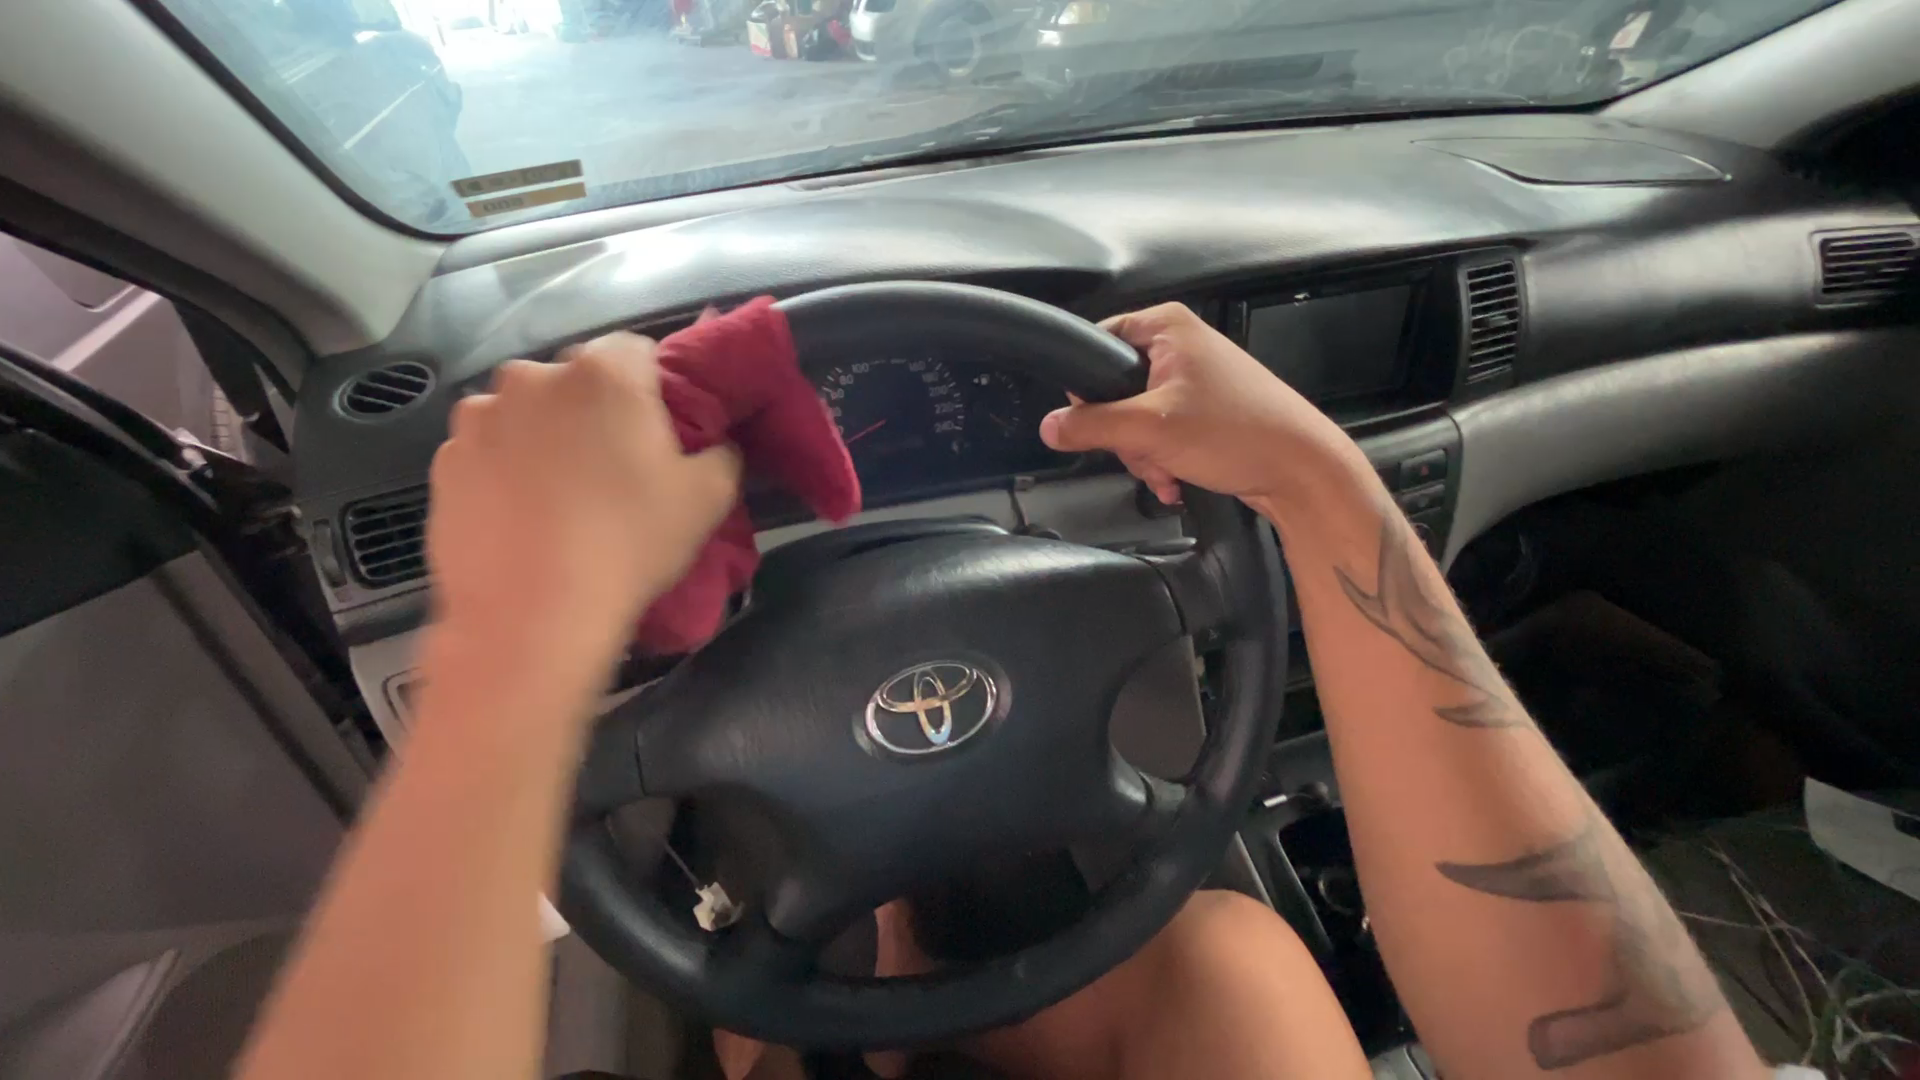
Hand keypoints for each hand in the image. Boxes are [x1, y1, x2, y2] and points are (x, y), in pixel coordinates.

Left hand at [427, 332, 740, 670]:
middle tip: (615, 468)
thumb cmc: (631, 542)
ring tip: (562, 496)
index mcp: (604, 373)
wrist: (532, 615)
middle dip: (596, 410)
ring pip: (527, 413)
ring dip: (546, 436)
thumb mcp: (710, 498)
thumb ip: (723, 454)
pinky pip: (489, 450)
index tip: (660, 432)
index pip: (637, 350)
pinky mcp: (443, 461)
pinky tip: (523, 516)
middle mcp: (533, 378)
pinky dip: (506, 469)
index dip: (654, 388)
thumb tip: (716, 446)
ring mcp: (478, 418)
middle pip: (577, 379)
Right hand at [1039, 303, 1366, 516]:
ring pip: (1135, 418)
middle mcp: (1179, 345)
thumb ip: (1091, 425)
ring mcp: (1193, 379)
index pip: (1097, 343)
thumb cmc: (1236, 433)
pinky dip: (1161, 459)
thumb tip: (1048, 426)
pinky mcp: (1204, 411)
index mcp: (1166, 326)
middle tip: (1144, 451)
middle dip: (1123, 435)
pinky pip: (1160, 432)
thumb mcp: (1149, 428)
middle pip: (1113, 390)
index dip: (1087, 387)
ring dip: (1142, 454)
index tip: (1095, 419)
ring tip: (1167, 470)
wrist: (1301, 471)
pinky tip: (1175, 479)